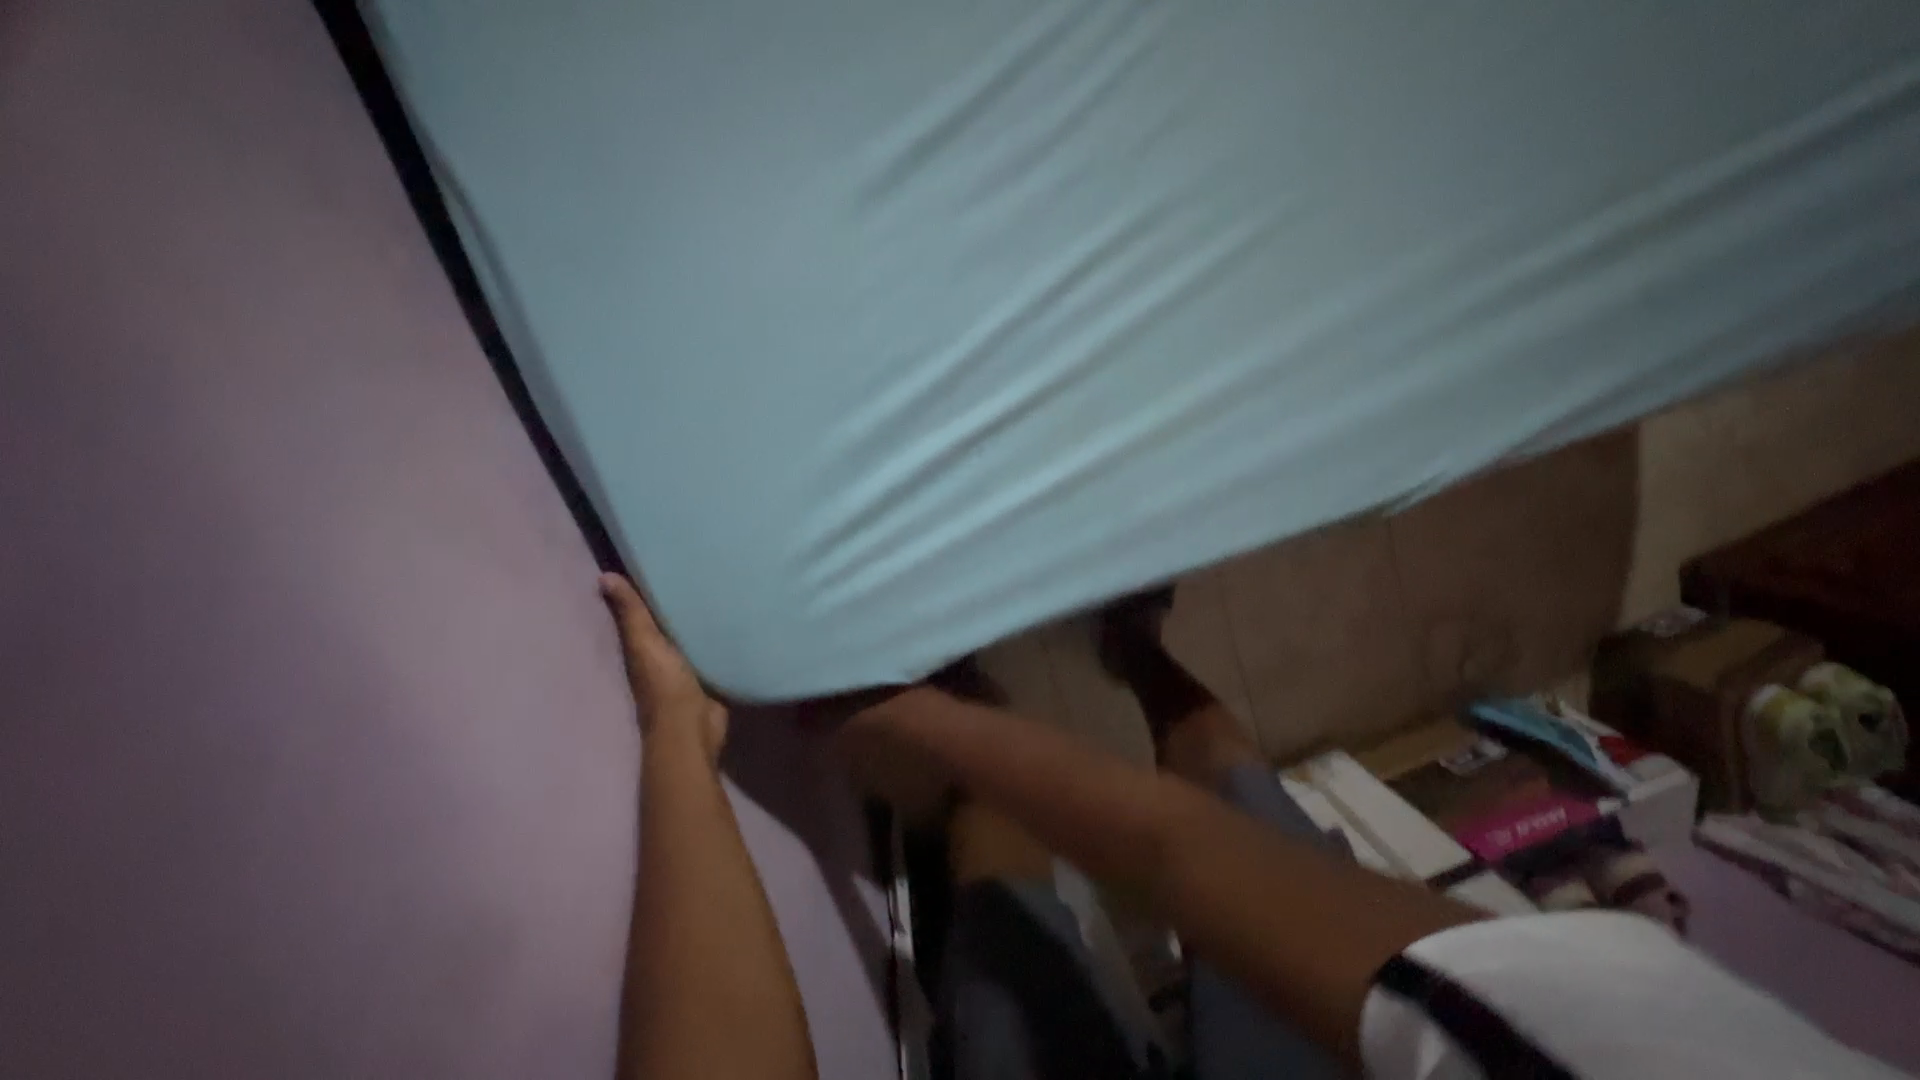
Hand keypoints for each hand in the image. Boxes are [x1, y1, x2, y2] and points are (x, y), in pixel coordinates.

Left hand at [599, 573, 727, 763]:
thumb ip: (631, 613)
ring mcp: (686, 671)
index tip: (659, 563)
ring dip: (699, 623)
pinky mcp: (709, 679)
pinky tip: (733, 624)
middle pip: (666, 627)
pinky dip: (717, 642)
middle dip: (676, 606)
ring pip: (690, 640)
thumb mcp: (645, 643)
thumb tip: (603, 576)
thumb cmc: (665, 684)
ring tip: (717, 590)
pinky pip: (712, 654)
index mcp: (642, 649)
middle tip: (695, 571)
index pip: (640, 615)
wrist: (693, 727)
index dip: (645, 592)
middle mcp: (661, 658)